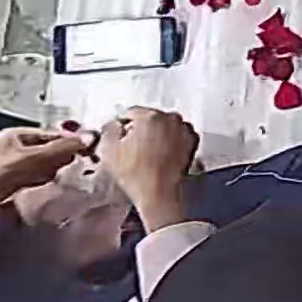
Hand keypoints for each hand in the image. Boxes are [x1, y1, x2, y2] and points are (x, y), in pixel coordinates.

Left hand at [0, 127, 91, 240]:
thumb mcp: (25, 159)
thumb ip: (62, 147)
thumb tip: (95, 136)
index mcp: (18, 136)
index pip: (61, 134)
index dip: (76, 142)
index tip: (92, 152)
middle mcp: (18, 149)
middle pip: (58, 150)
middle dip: (68, 159)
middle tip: (75, 167)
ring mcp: (15, 169)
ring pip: (52, 167)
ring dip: (58, 173)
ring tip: (58, 181)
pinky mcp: (14, 188)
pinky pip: (42, 182)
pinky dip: (48, 185)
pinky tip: (48, 190)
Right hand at [96, 108, 199, 230]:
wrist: (161, 189)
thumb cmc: (134, 171)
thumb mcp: (108, 149)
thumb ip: (109, 130)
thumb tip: (114, 124)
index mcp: (151, 117)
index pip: (131, 112)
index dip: (120, 124)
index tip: (116, 134)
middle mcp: (173, 119)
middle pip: (150, 118)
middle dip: (140, 128)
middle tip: (129, 145)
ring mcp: (186, 129)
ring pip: (165, 126)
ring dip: (156, 134)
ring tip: (145, 152)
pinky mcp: (193, 141)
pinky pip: (177, 136)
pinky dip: (169, 141)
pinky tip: (159, 155)